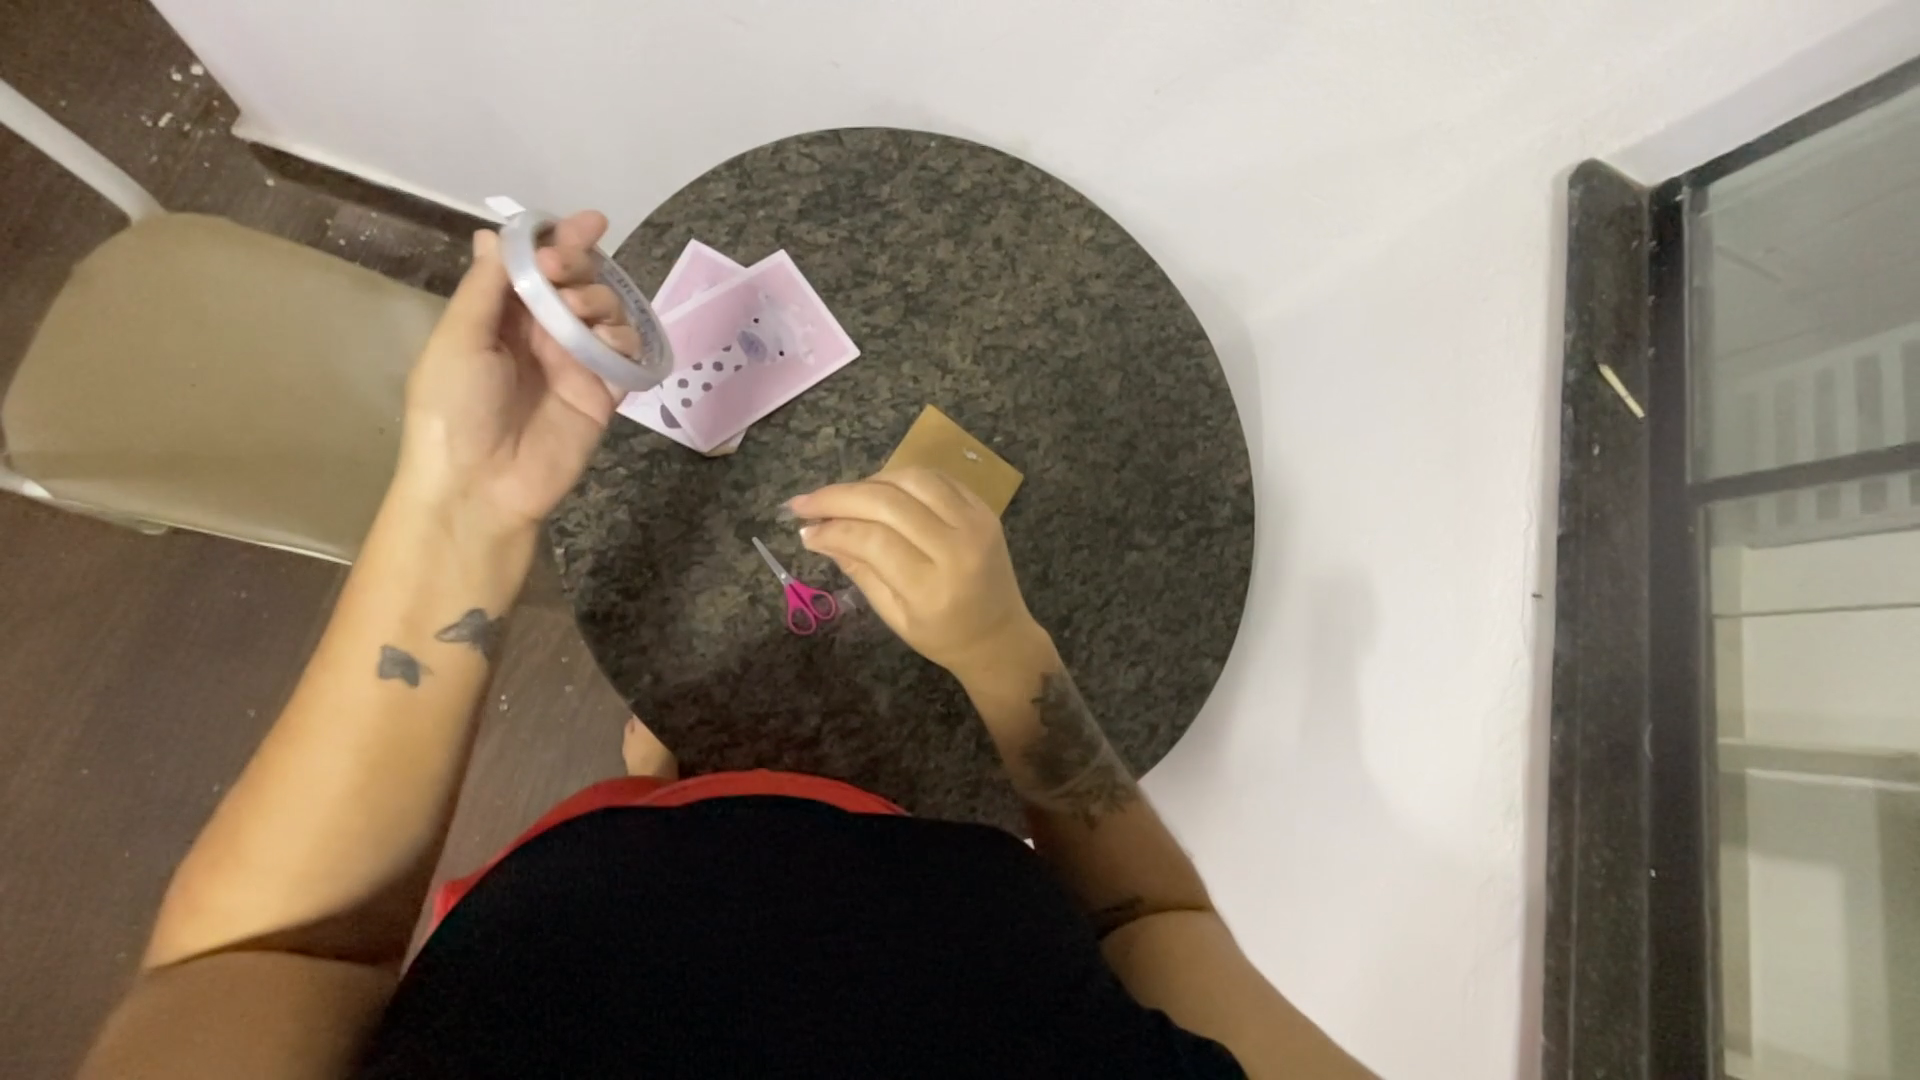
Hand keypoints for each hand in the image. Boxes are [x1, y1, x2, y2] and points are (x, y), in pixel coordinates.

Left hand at [397, 211, 636, 531]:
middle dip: (580, 267)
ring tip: (582, 316)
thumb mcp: (459, 338)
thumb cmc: (455, 408)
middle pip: (576, 284)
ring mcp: (576, 363)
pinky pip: (627, 355)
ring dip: (601, 301)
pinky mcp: (604, 393)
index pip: (535, 268)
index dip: (559, 242)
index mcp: (500, 317)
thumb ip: (488, 288)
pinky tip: (611, 342)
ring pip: (606, 313)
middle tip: (568, 275)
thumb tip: (496, 235)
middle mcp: (541, 335)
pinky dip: (626, 340)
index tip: (586, 225)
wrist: (484, 484)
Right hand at [789, 468, 1038, 677]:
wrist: (1001, 636)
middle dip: (839, 496)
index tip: (804, 529)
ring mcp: (976, 522)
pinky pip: (937, 478)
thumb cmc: (942, 636)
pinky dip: (902, 478)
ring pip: (912, 479)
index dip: (832, 528)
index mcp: (932, 586)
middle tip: (805, 503)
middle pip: (889, 502)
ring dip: (870, 481)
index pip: (872, 539)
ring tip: (842, 497)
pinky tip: (878, 490)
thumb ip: (858, 569)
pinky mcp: (984, 509)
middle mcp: (957, 547)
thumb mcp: (893, 615)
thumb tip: (816, 533)